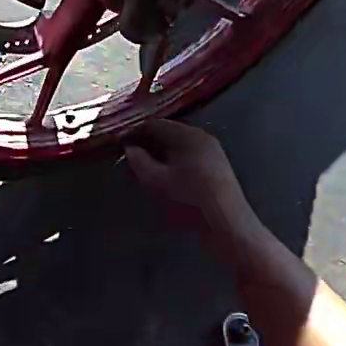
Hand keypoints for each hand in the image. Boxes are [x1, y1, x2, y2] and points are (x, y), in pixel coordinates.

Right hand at [123, 119, 258, 245]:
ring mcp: (212, 152)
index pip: (156, 125)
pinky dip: (170, 163)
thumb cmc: (189, 197)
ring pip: (177, 147)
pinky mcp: (216, 168)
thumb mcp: (157, 180)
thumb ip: (139, 162)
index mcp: (189, 135)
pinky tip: (162, 178)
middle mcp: (202, 138)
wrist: (226, 221)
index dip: (134, 132)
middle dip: (146, 145)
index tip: (119, 142)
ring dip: (157, 155)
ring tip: (142, 170)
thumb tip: (129, 150)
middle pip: (168, 134)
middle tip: (128, 157)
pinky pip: (187, 157)